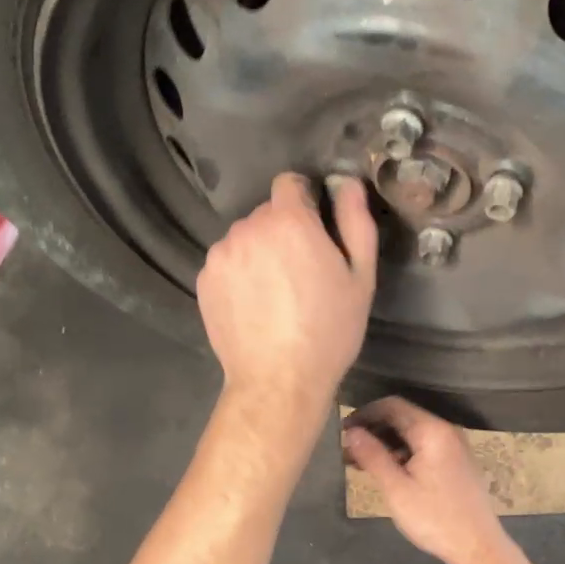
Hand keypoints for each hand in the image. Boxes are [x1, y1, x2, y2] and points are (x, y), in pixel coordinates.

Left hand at [197, 173, 378, 413]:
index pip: (290, 183)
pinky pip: (228, 263)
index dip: (307, 202)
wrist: (278, 381)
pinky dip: (241, 275)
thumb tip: (348, 182)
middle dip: (285, 232)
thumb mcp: (360, 278)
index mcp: (289, 221)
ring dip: (261, 253)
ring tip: (278, 295)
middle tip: (304, 274)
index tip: (317, 232)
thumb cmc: (328, 331)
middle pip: (268, 214)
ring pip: (246, 239)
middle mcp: (248, 228)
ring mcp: (221, 254)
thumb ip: (356, 222)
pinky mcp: (204, 279)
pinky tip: (256, 306)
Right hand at [343, 397, 508, 563]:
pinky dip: (403, 453)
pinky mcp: (456, 461)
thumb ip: (372, 456)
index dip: (365, 414)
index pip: (392, 406)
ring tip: (360, 463)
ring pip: (413, 434)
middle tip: (348, 450)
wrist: (477, 546)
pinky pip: (424, 447)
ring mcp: (454, 446)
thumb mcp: (396, 489)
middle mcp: (446, 431)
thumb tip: (351, 432)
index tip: (343, 430)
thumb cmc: (434, 518)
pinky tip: (386, 471)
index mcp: (432, 432)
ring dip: (386, 443)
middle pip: (403, 418)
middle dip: (374, 430)